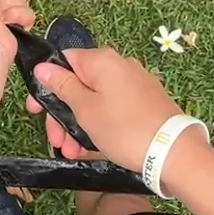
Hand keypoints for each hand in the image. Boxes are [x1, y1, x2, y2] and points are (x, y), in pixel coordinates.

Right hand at [29, 46, 202, 170]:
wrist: (176, 154)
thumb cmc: (124, 129)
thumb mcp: (85, 109)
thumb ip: (62, 85)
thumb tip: (43, 66)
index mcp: (102, 60)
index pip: (64, 61)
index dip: (47, 85)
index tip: (37, 111)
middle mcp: (120, 65)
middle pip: (79, 83)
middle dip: (63, 112)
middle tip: (56, 141)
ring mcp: (136, 83)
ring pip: (96, 98)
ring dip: (79, 123)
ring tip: (73, 152)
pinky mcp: (147, 101)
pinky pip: (114, 107)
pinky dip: (100, 123)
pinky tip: (93, 147)